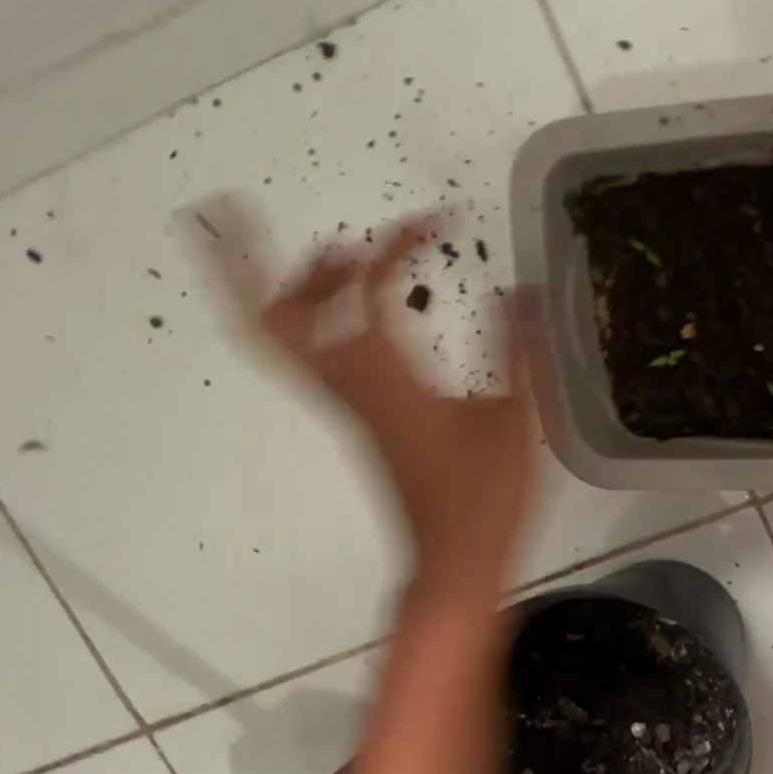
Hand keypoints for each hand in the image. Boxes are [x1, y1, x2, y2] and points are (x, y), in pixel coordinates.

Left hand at [190, 195, 537, 600]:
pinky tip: (350, 310)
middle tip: (252, 215)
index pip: (367, 291)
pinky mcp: (360, 421)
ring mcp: (348, 407)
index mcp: (389, 381)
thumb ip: (517, 352)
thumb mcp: (515, 421)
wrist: (455, 558)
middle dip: (254, 262)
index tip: (431, 221)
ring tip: (317, 252)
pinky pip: (312, 359)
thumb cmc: (487, 496)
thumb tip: (520, 289)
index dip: (393, 246)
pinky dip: (310, 321)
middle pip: (273, 319)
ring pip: (283, 340)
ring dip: (281, 288)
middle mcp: (351, 388)